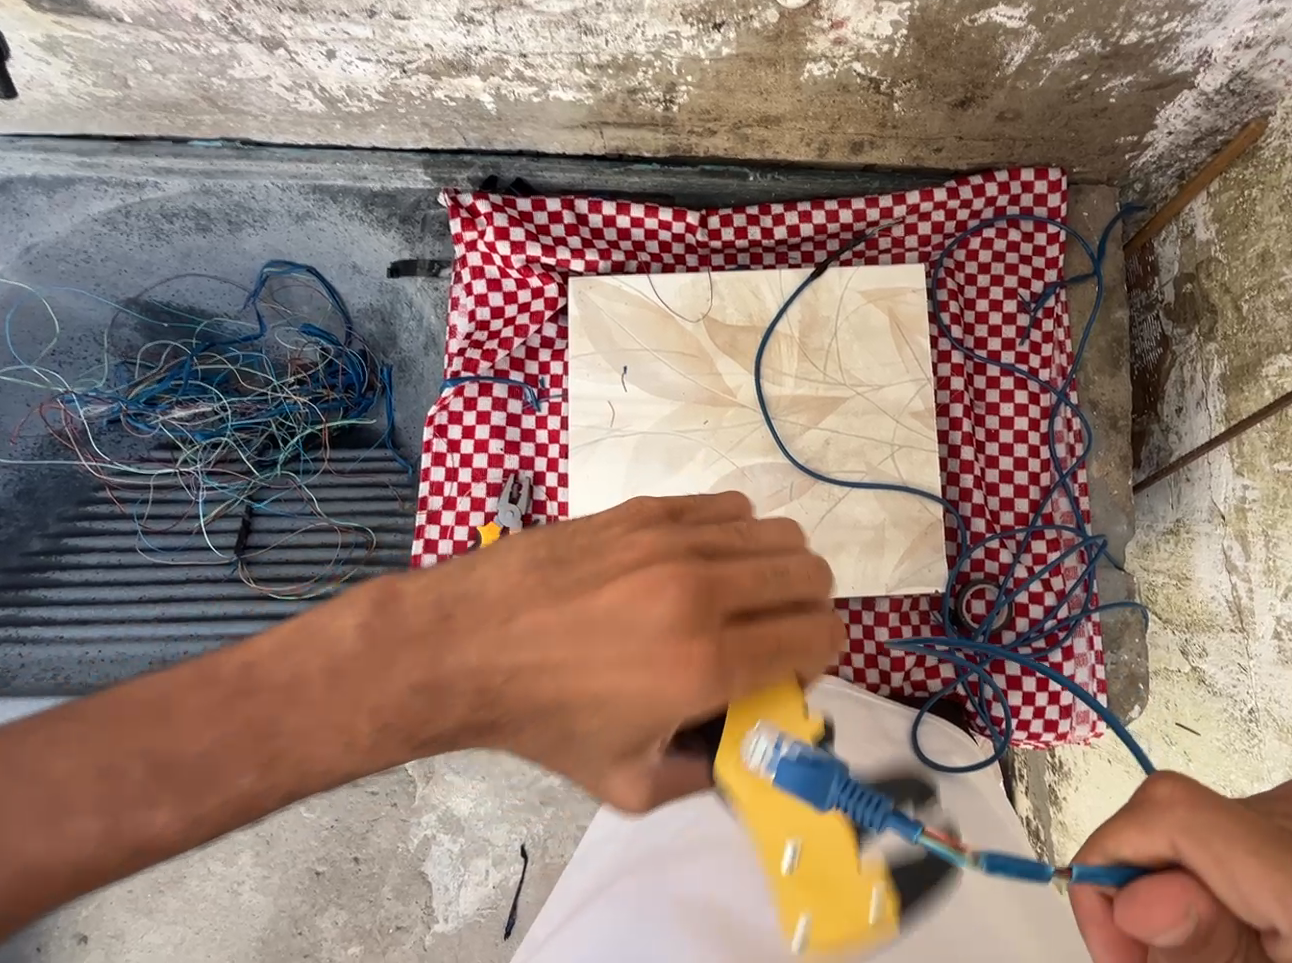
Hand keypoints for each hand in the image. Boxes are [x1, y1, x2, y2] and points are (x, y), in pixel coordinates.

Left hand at [316, 491, 843, 810]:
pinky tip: (706, 560)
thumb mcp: (627, 785)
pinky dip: (738, 535)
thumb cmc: (546, 720)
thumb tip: (756, 747)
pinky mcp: (649, 509)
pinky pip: (730, 507)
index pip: (819, 636)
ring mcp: (675, 540)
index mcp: (706, 664)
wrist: (466, 644)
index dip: (825, 653)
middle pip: (812, 576)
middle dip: (811, 608)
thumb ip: (707, 776)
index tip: (799, 665)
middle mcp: (704, 591)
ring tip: (746, 592)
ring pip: (780, 534)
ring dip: (780, 568)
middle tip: (777, 630)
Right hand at [1068, 772, 1291, 962]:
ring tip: (1249, 950)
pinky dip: (1255, 869)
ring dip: (1207, 877)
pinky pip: (1282, 824)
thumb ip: (1204, 953)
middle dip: (1158, 887)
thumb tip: (1129, 897)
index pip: (1177, 813)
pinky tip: (1290, 925)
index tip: (1111, 949)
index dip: (1111, 860)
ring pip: (1233, 821)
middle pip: (1198, 819)